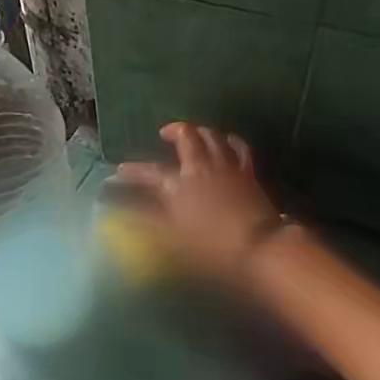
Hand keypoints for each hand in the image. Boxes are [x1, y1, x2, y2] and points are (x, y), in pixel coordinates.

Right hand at [115, 122, 281, 280]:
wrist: (259, 246)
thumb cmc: (212, 248)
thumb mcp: (172, 239)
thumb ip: (147, 223)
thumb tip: (121, 215)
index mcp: (180, 184)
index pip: (151, 173)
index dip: (134, 171)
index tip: (120, 172)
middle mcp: (202, 167)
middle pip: (187, 137)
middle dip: (173, 131)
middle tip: (164, 134)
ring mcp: (228, 166)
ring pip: (213, 136)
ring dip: (200, 131)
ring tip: (194, 134)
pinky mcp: (248, 172)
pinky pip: (239, 147)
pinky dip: (230, 140)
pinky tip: (228, 141)